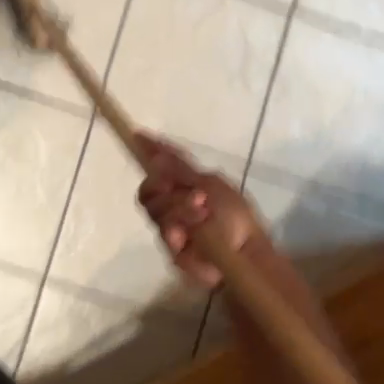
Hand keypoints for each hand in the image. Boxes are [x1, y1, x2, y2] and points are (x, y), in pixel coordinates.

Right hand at [135, 134, 260, 288]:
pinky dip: (174, 227)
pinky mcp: (170, 246)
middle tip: (178, 188)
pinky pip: (162, 231)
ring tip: (202, 211)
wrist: (245, 248)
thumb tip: (154, 155)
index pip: (159, 164)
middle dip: (161, 185)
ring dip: (177, 206)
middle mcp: (172, 202)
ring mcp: (169, 224)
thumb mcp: (210, 183)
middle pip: (148, 188)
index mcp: (183, 184)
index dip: (148, 149)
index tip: (138, 135)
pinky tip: (186, 232)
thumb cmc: (234, 213)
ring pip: (154, 208)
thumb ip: (180, 170)